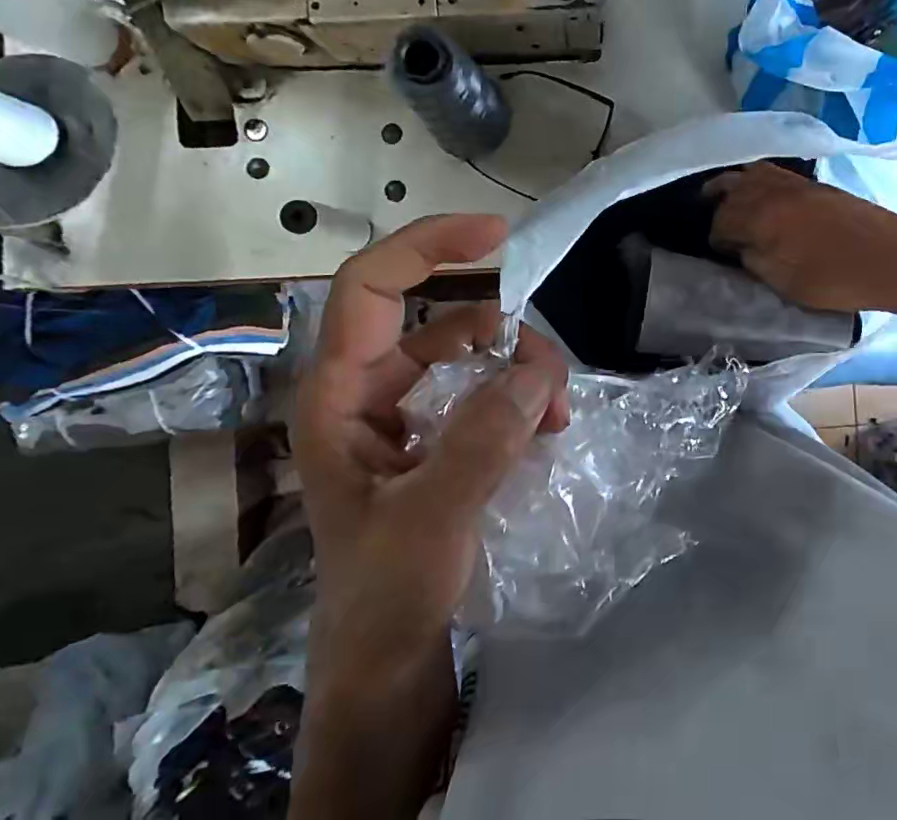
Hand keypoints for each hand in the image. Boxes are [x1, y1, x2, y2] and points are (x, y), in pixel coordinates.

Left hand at [292, 213, 569, 683]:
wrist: (385, 663)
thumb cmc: (385, 596)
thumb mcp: (431, 520)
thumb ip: (480, 442)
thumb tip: (537, 370)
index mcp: (338, 396)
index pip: (371, 287)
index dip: (427, 245)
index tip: (496, 234)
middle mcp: (364, 393)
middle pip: (435, 321)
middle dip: (500, 332)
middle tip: (553, 372)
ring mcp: (399, 417)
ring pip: (465, 358)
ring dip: (515, 370)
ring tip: (558, 409)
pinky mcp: (430, 442)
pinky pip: (478, 395)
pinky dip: (515, 399)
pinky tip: (545, 427)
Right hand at [706, 162, 896, 318]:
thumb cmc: (837, 279)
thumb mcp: (784, 282)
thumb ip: (753, 260)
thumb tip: (739, 247)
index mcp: (761, 216)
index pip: (720, 220)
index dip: (715, 239)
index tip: (719, 254)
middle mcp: (773, 191)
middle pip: (731, 188)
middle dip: (716, 205)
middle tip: (714, 224)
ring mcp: (797, 184)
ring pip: (752, 174)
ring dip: (735, 187)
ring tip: (730, 202)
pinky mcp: (817, 186)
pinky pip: (774, 175)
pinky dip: (758, 182)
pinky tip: (762, 199)